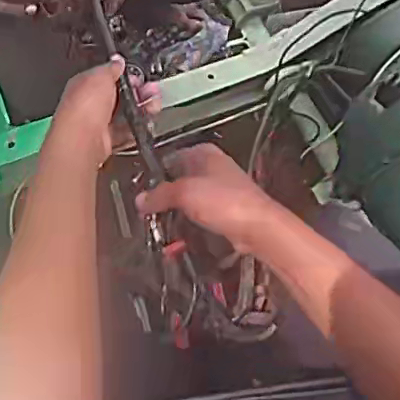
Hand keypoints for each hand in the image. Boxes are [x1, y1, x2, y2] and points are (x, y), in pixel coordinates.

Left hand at [44, 56, 159, 164]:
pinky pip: (126, 133)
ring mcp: (99, 123)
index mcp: (85, 84)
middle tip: (150, 91)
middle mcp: (90, 104)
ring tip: (153, 106)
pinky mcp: (107, 140)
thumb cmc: (84, 105)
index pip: (108, 77)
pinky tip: (145, 123)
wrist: (83, 138)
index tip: (138, 77)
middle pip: (120, 97)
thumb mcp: (101, 76)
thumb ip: (111, 68)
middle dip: (138, 93)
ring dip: (142, 109)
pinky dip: (137, 128)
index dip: (125, 76)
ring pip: (126, 114)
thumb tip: (117, 61)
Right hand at [135, 145, 292, 257]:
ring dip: (176, 217)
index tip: (144, 187)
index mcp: (206, 154)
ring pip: (191, 202)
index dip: (158, 171)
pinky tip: (177, 245)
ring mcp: (222, 192)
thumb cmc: (225, 201)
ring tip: (160, 230)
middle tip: (149, 211)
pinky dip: (189, 231)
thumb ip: (160, 195)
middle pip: (182, 180)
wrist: (259, 228)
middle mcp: (215, 169)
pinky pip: (201, 220)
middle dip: (166, 197)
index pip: (174, 156)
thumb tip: (140, 200)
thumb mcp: (185, 193)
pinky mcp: (227, 214)